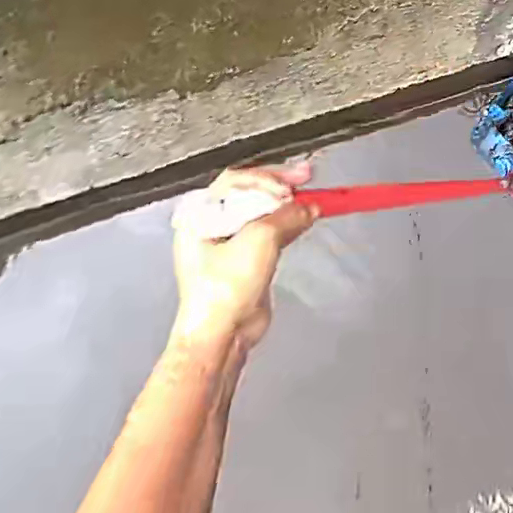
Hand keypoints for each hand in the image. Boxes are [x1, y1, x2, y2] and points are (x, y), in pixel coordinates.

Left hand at [170, 160, 317, 349]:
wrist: (222, 336)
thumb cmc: (228, 284)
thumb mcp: (260, 239)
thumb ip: (288, 215)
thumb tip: (312, 206)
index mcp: (199, 214)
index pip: (236, 180)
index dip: (268, 177)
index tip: (295, 182)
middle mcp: (209, 223)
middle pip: (249, 193)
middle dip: (280, 186)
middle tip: (307, 177)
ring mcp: (227, 242)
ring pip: (261, 212)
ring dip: (287, 204)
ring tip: (312, 195)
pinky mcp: (244, 260)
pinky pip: (267, 232)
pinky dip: (287, 224)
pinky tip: (305, 217)